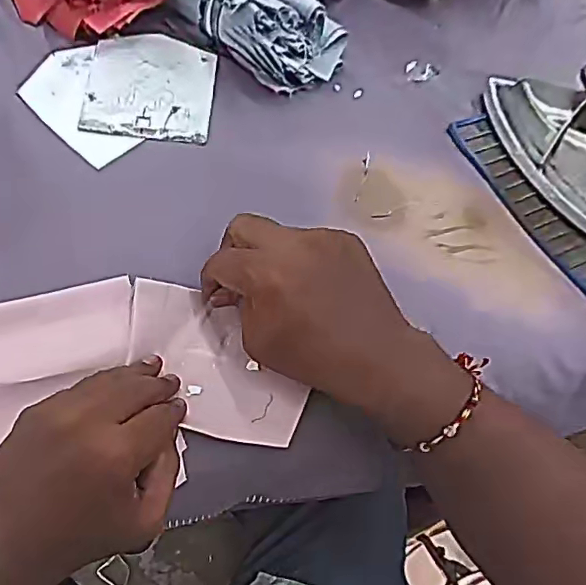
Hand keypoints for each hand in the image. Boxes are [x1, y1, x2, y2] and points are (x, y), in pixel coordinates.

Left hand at [0, 359, 184, 584]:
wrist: (16, 540)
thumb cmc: (79, 537)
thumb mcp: (145, 521)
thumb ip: (167, 474)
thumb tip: (167, 438)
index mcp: (116, 455)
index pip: (158, 417)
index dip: (173, 411)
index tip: (177, 408)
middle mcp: (85, 425)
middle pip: (133, 389)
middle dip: (156, 385)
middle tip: (168, 382)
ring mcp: (56, 414)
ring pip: (103, 382)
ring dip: (130, 375)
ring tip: (147, 369)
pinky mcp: (35, 413)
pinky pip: (76, 389)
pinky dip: (98, 385)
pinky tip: (111, 384)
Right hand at [200, 214, 472, 445]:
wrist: (375, 356)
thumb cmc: (317, 357)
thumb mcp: (258, 341)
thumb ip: (240, 308)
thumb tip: (236, 293)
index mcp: (267, 272)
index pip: (221, 261)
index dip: (211, 280)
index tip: (216, 294)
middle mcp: (293, 246)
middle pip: (242, 227)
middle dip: (232, 252)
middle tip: (237, 279)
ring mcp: (322, 239)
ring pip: (277, 233)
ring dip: (268, 256)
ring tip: (279, 288)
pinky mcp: (345, 241)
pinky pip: (308, 241)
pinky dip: (299, 259)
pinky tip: (309, 287)